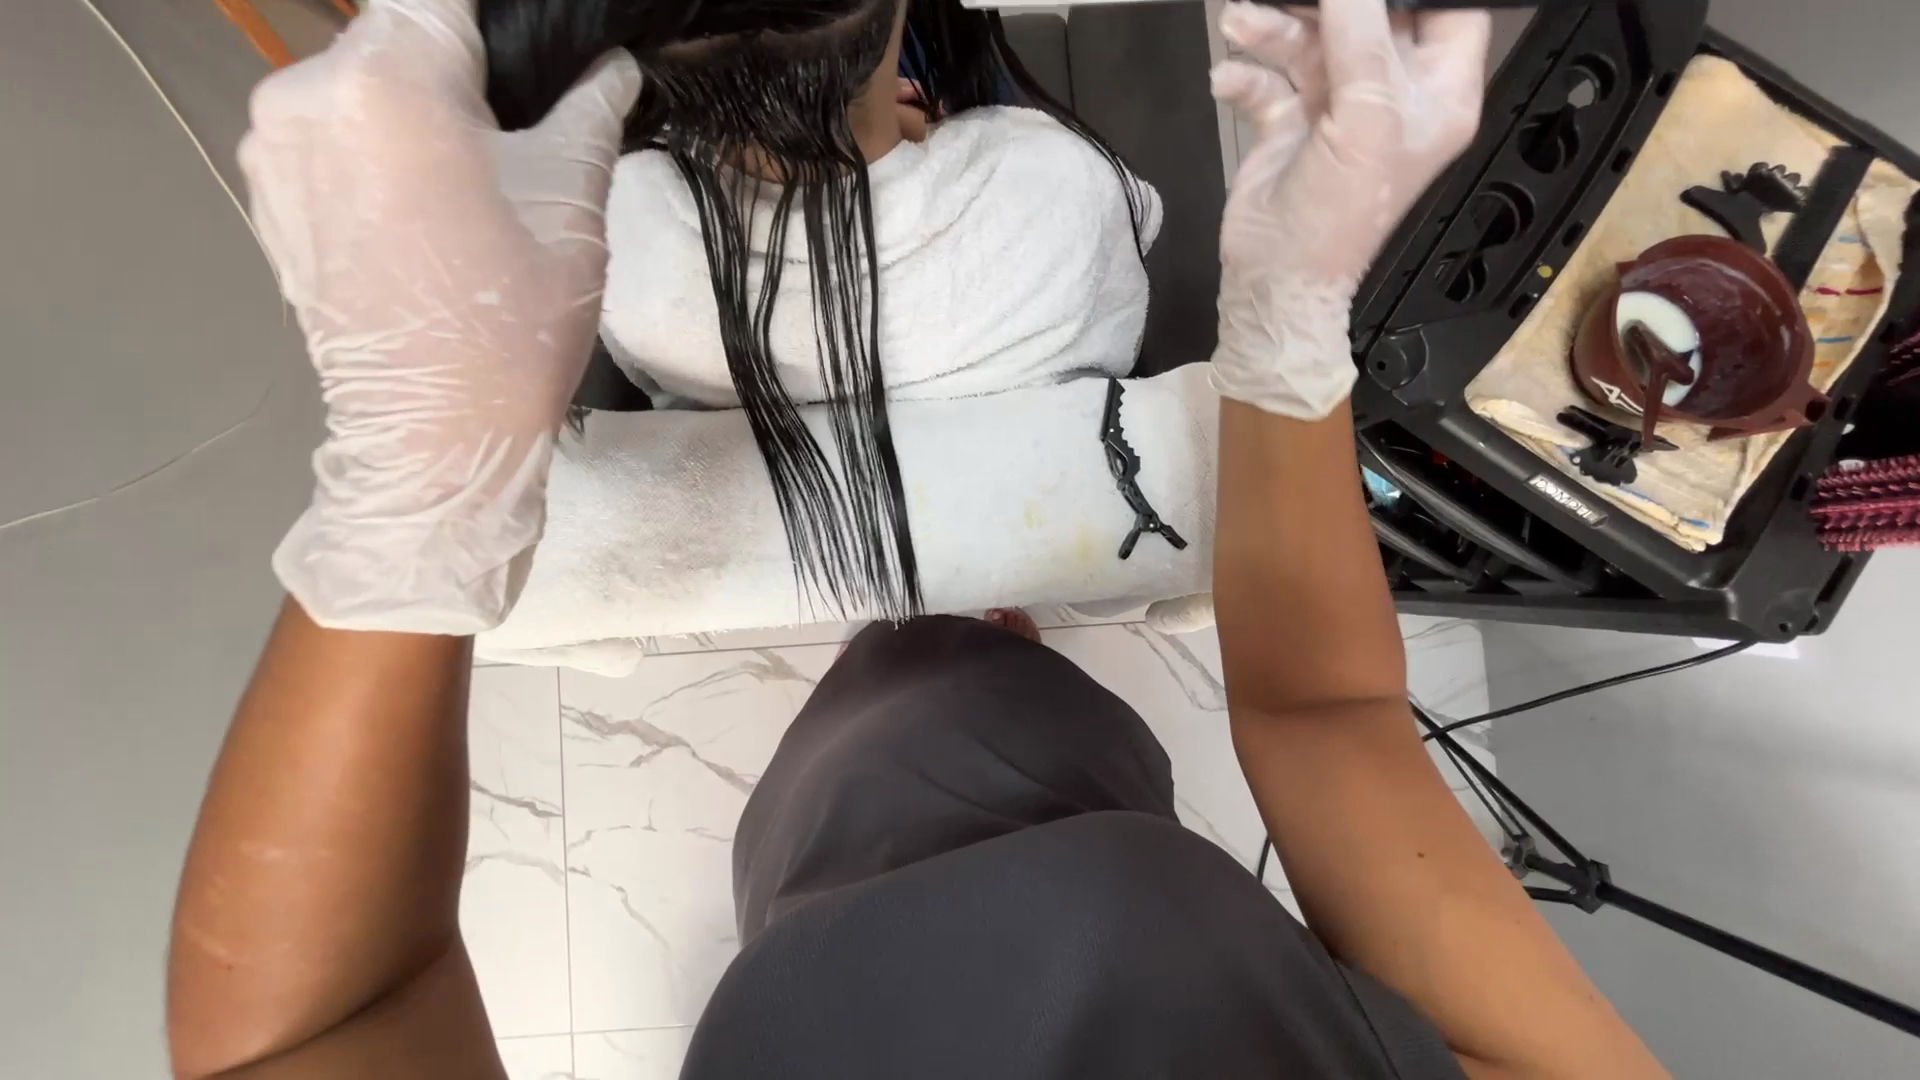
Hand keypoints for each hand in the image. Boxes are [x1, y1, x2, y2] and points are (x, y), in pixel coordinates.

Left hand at [239, 0, 640, 632]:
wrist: (439, 429)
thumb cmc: (519, 321)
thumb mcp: (575, 214)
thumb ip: (591, 120)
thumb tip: (613, 68)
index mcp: (393, 82)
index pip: (444, 0)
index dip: (502, 29)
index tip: (538, 75)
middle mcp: (308, 88)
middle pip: (399, 40)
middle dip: (463, 80)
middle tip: (521, 154)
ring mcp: (272, 140)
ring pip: (361, 89)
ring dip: (419, 118)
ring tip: (473, 198)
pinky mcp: (266, 189)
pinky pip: (330, 136)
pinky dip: (379, 155)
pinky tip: (423, 222)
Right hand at [1208, 0, 1488, 419]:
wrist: (1276, 281)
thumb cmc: (1338, 212)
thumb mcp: (1366, 117)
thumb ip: (1360, 36)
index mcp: (1434, 94)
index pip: (1444, 10)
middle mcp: (1389, 97)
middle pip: (1366, 19)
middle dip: (1324, 2)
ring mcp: (1334, 112)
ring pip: (1310, 45)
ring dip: (1272, 30)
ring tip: (1237, 20)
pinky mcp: (1288, 130)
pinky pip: (1269, 85)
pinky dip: (1246, 77)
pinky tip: (1225, 80)